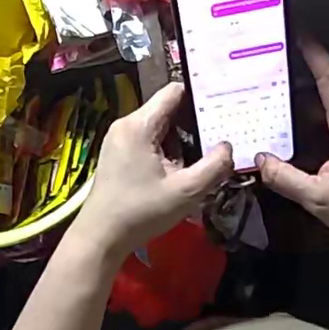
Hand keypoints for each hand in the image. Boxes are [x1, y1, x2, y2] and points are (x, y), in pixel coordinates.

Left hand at [72, 81, 232, 258]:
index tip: (221, 111)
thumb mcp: (186, 191)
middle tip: (217, 140)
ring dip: (180, 143)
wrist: (101, 237)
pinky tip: (177, 173)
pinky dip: (165, 152)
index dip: (200, 98)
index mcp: (138, 125)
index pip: (174, 92)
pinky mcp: (117, 154)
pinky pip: (148, 141)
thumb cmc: (140, 212)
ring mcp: (118, 139)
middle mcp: (126, 125)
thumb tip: (228, 147)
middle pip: (168, 110)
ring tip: (199, 162)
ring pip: (159, 128)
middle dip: (193, 124)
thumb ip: (214, 166)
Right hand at [256, 41, 328, 257]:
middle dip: (303, 87)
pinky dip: (323, 126)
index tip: (302, 36)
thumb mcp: (318, 199)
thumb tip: (259, 159)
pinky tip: (304, 138)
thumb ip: (285, 178)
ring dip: (311, 111)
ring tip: (280, 109)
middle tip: (273, 80)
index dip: (317, 57)